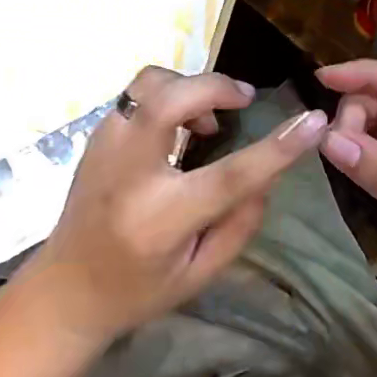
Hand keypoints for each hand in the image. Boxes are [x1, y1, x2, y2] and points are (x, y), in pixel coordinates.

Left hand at [16, 67, 328, 345]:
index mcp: (160, 219)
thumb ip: (240, 224)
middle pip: (170, 100)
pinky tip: (180, 127)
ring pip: (150, 83)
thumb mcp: (200, 275)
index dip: (278, 147)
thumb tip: (268, 173)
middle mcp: (129, 174)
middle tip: (243, 100)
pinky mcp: (96, 135)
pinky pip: (138, 93)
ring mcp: (106, 147)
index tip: (313, 120)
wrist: (63, 292)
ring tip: (207, 120)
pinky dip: (168, 95)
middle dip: (216, 87)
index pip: (229, 176)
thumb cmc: (136, 292)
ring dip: (189, 87)